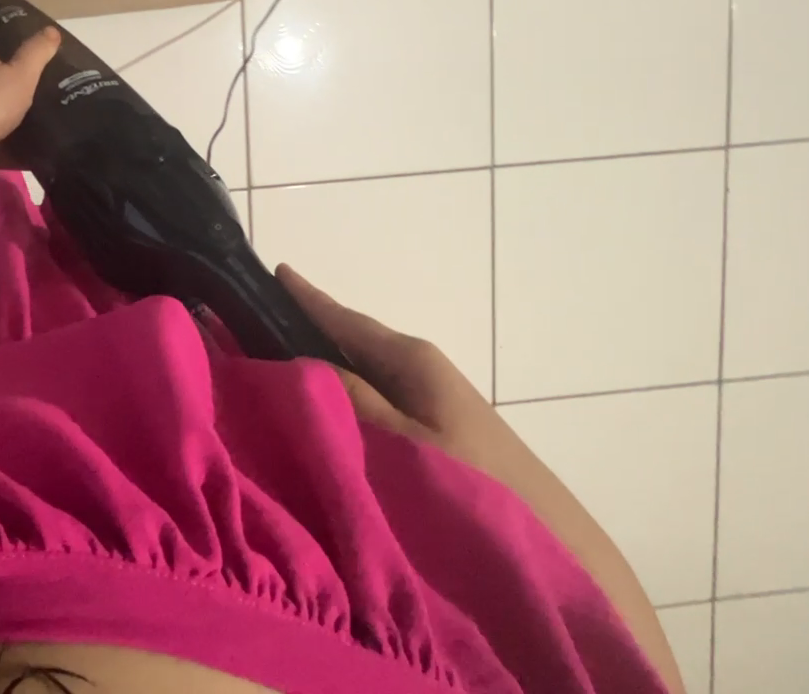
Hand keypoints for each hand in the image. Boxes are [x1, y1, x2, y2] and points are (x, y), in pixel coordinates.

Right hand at [276, 265, 527, 482]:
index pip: (345, 319)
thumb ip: (351, 398)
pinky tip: (323, 400)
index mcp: (411, 358)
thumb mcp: (401, 440)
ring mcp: (428, 395)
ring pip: (360, 367)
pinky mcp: (432, 423)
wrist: (551, 537)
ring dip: (323, 358)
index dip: (308, 297)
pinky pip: (373, 391)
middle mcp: (419, 366)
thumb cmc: (471, 481)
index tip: (275, 269)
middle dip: (307, 326)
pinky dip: (343, 387)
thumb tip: (299, 362)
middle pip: (351, 338)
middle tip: (257, 319)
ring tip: (276, 355)